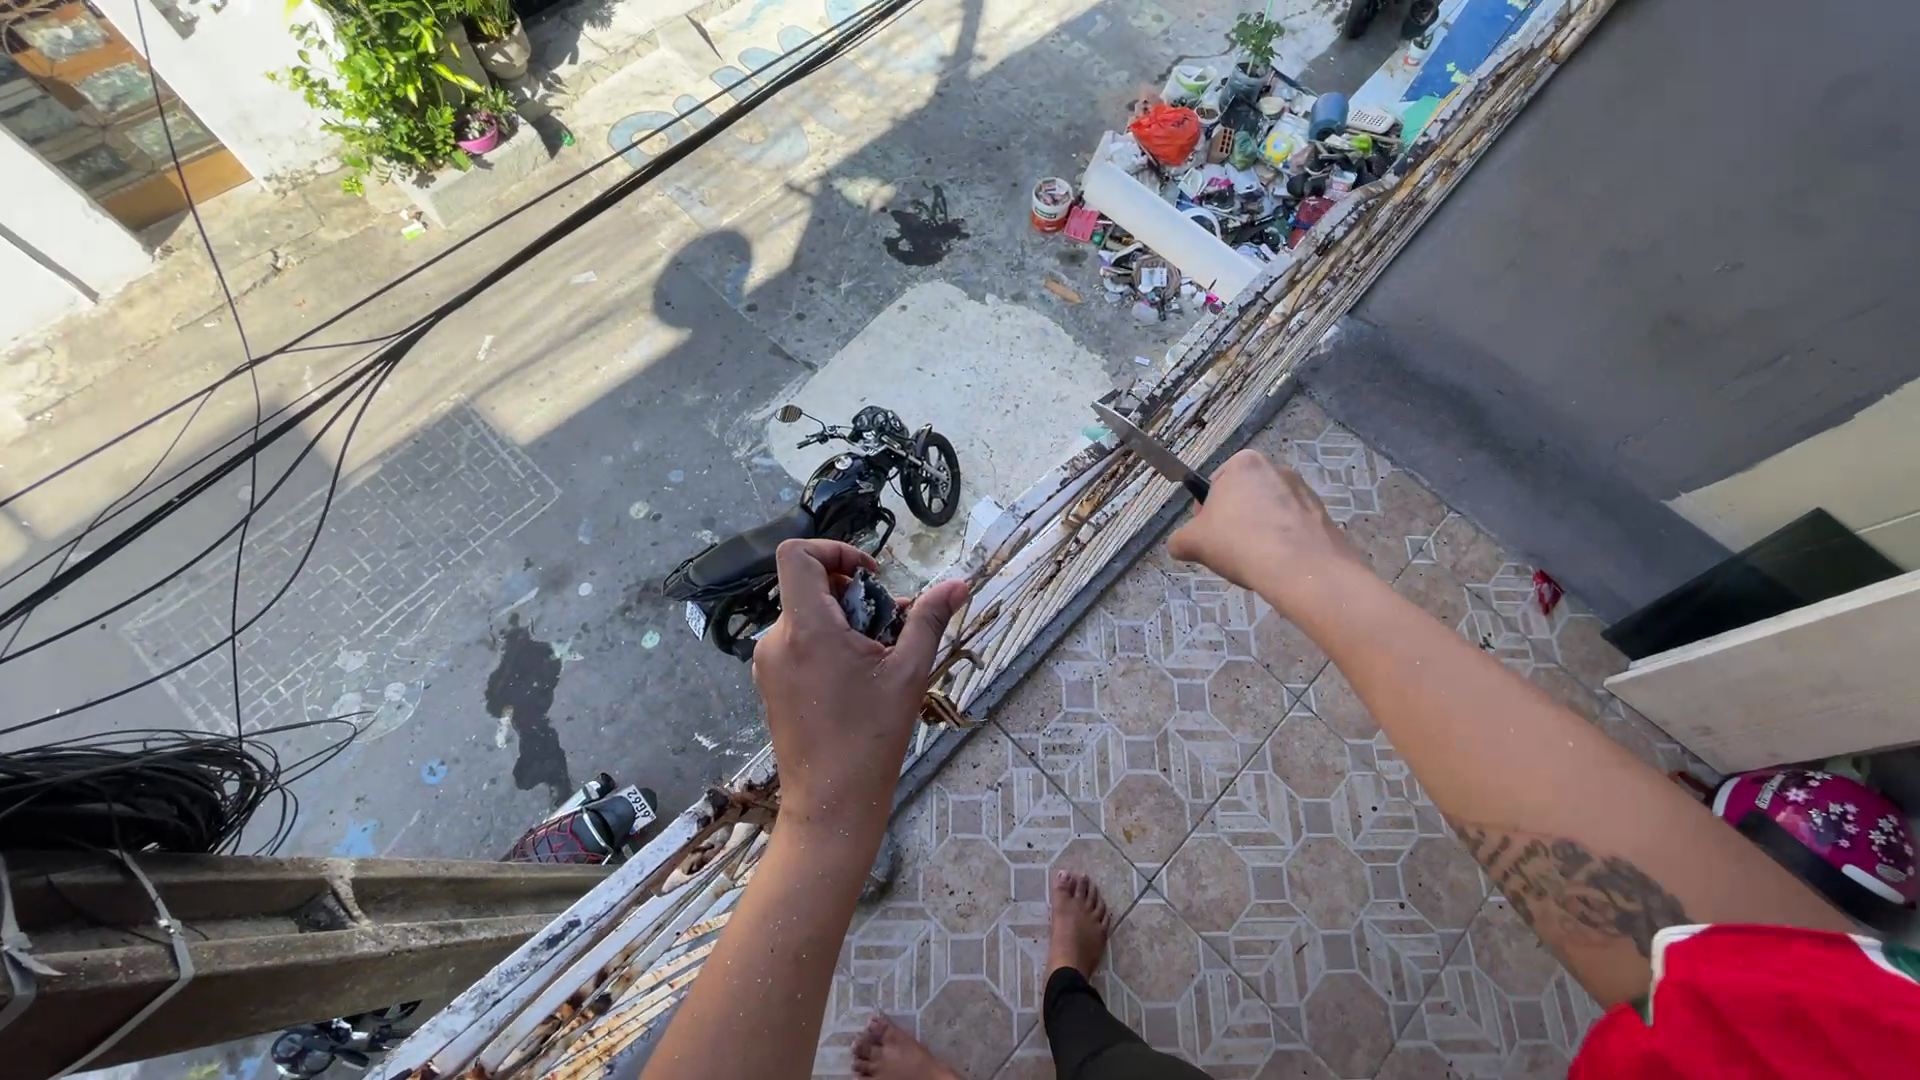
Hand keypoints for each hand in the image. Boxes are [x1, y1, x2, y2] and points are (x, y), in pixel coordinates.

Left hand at [751, 539, 968, 834]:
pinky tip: (855, 677)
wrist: (831, 804)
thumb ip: (929, 619)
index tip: (871, 578)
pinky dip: (827, 643)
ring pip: (805, 616)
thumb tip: (959, 583)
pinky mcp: (770, 684)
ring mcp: (768, 664)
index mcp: (806, 629)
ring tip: (876, 657)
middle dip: (852, 595)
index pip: (797, 555)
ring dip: (843, 621)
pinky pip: (797, 642)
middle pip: (808, 586)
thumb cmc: (872, 738)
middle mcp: (776, 640)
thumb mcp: (909, 672)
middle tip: (886, 627)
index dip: (835, 550)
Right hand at [1167, 450, 1361, 598]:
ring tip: (1255, 562)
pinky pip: (1292, 528)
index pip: (1215, 485)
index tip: (1209, 537)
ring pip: (1269, 514)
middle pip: (1244, 499)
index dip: (1206, 514)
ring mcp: (1303, 490)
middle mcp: (1276, 468)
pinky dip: (1283, 543)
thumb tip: (1181, 545)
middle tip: (1229, 551)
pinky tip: (1277, 565)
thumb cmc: (1239, 543)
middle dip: (1235, 523)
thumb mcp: (1192, 543)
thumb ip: (1179, 540)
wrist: (1299, 568)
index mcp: (1243, 463)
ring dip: (1259, 533)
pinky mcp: (1322, 514)